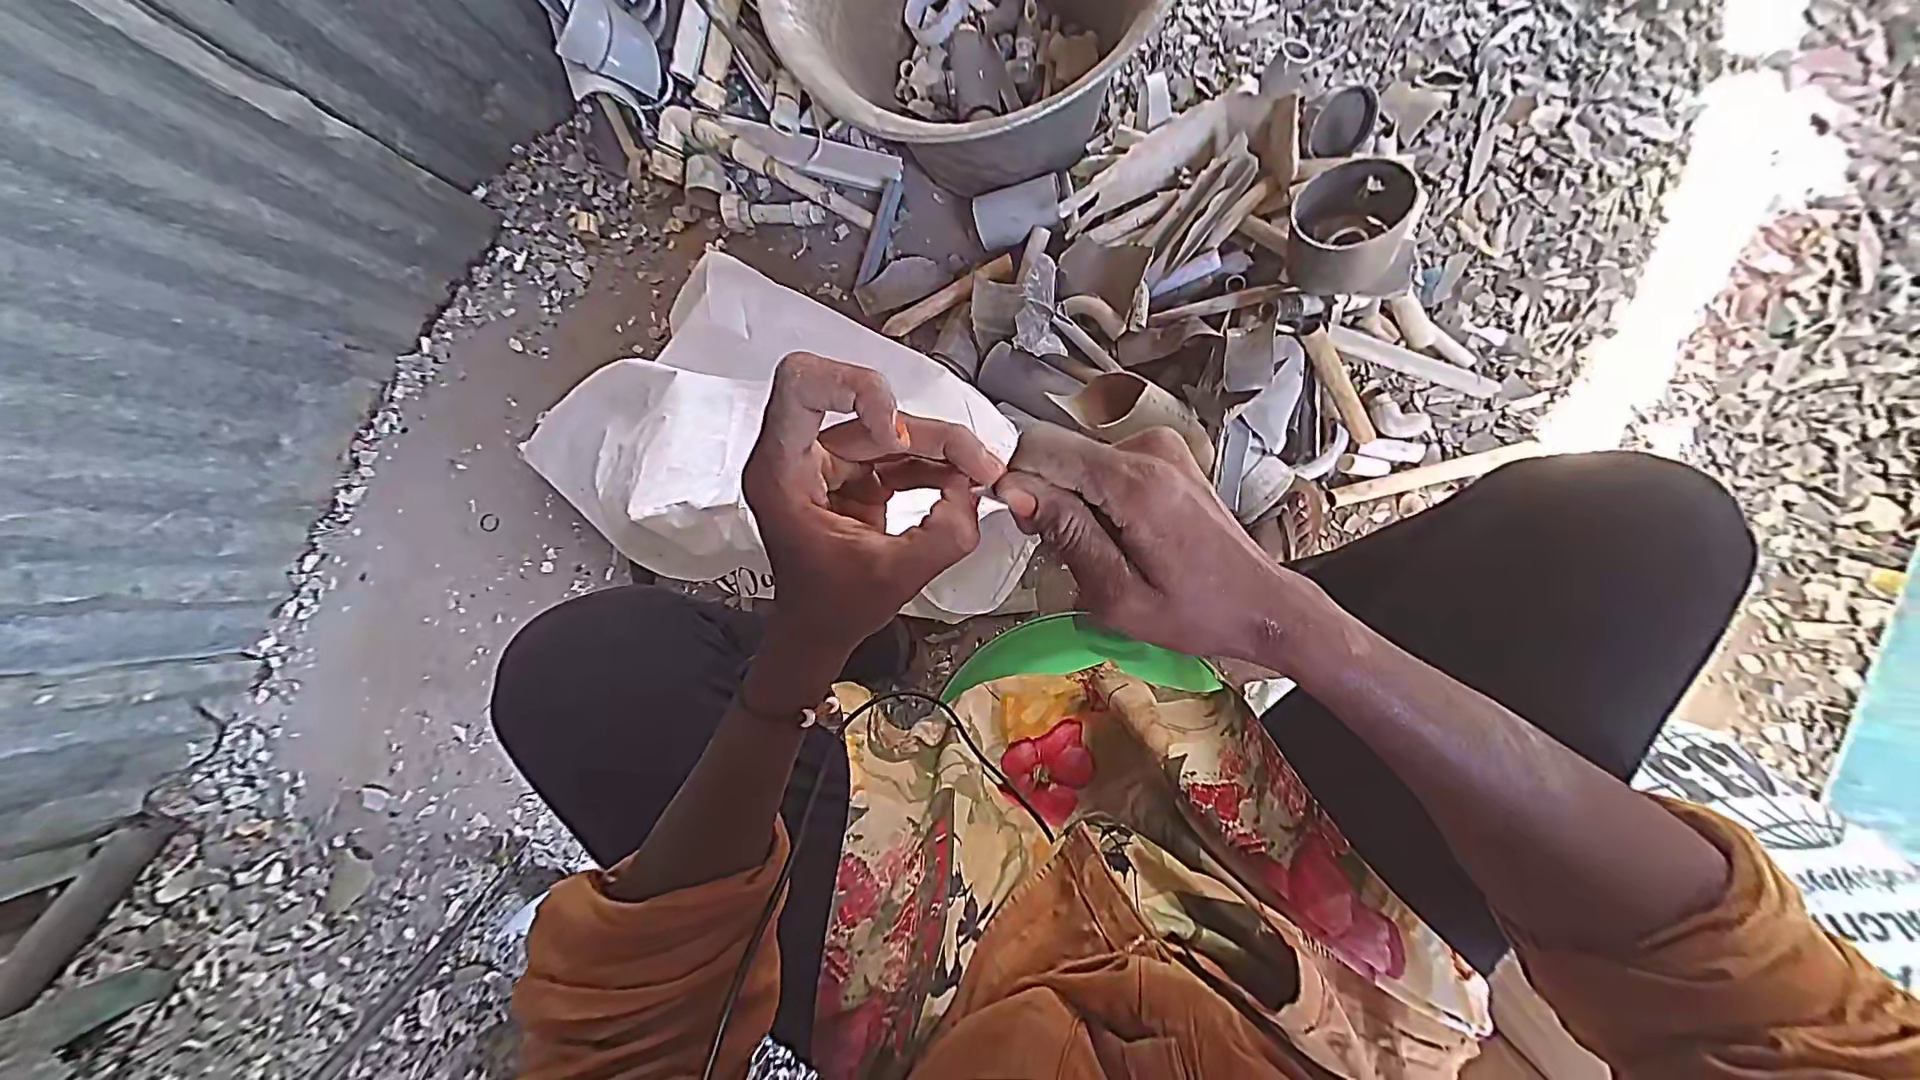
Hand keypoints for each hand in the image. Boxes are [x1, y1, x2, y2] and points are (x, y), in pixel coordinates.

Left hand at [742, 353, 1005, 679]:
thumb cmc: (830, 608)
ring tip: (979, 475)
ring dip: (943, 448)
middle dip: (933, 435)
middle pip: (870, 409)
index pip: (802, 385)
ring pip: (893, 428)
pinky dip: (936, 463)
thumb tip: (971, 494)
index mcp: (782, 472)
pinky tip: (962, 480)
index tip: (894, 430)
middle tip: (977, 465)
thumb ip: (944, 537)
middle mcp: (799, 456)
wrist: (820, 629)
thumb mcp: (893, 579)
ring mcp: (828, 462)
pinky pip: (900, 451)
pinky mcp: (853, 472)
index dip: (855, 388)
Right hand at [994, 424, 1327, 663]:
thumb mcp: (1119, 596)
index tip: (1026, 524)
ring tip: (1097, 545)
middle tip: (1063, 547)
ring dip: (1069, 499)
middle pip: (1058, 451)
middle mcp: (1150, 451)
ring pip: (1075, 458)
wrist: (1259, 602)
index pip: (1043, 449)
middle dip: (1044, 496)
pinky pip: (1099, 463)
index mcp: (1138, 486)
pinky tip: (1113, 532)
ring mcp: (1159, 447)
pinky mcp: (1162, 453)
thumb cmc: (1197, 611)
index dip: (1018, 483)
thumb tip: (1018, 492)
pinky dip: (1091, 495)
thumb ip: (1067, 536)